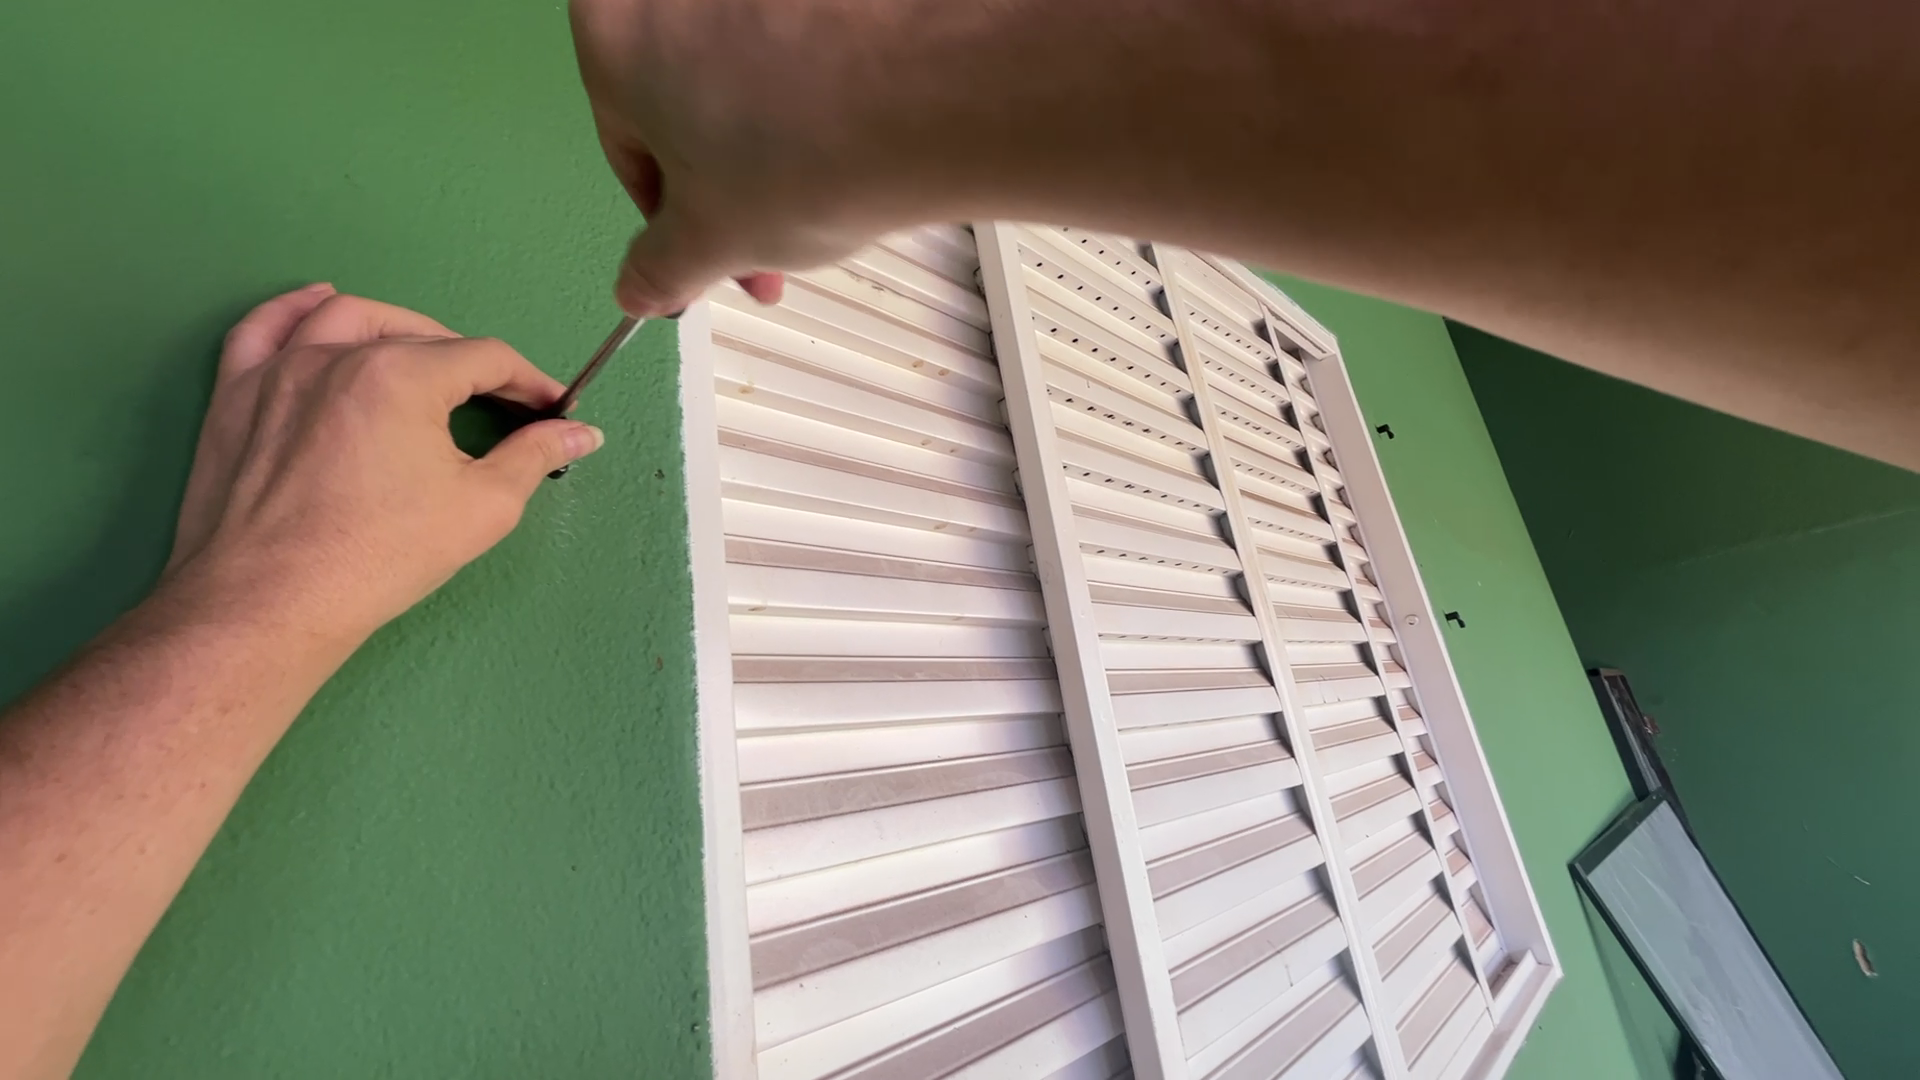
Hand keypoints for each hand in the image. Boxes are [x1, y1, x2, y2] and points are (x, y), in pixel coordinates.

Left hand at [162, 285, 604, 645]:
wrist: (274, 600)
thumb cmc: (390, 551)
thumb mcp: (487, 504)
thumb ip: (537, 454)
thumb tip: (585, 433)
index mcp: (403, 376)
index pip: (486, 358)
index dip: (531, 382)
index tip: (555, 411)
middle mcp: (338, 355)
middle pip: (425, 335)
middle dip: (476, 363)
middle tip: (505, 402)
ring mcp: (278, 369)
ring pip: (348, 317)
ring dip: (405, 327)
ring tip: (435, 355)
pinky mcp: (237, 394)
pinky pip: (264, 328)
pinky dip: (296, 308)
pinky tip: (322, 302)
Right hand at [569, 0, 915, 315]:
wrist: (923, 105)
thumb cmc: (790, 174)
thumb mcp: (711, 243)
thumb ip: (661, 270)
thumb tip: (635, 294)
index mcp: (610, 32)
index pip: (627, 151)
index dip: (676, 223)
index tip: (719, 261)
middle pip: (688, 114)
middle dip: (731, 199)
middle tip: (776, 257)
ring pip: (745, 88)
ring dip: (772, 159)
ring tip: (823, 205)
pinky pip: (798, 59)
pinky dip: (812, 108)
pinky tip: (848, 149)